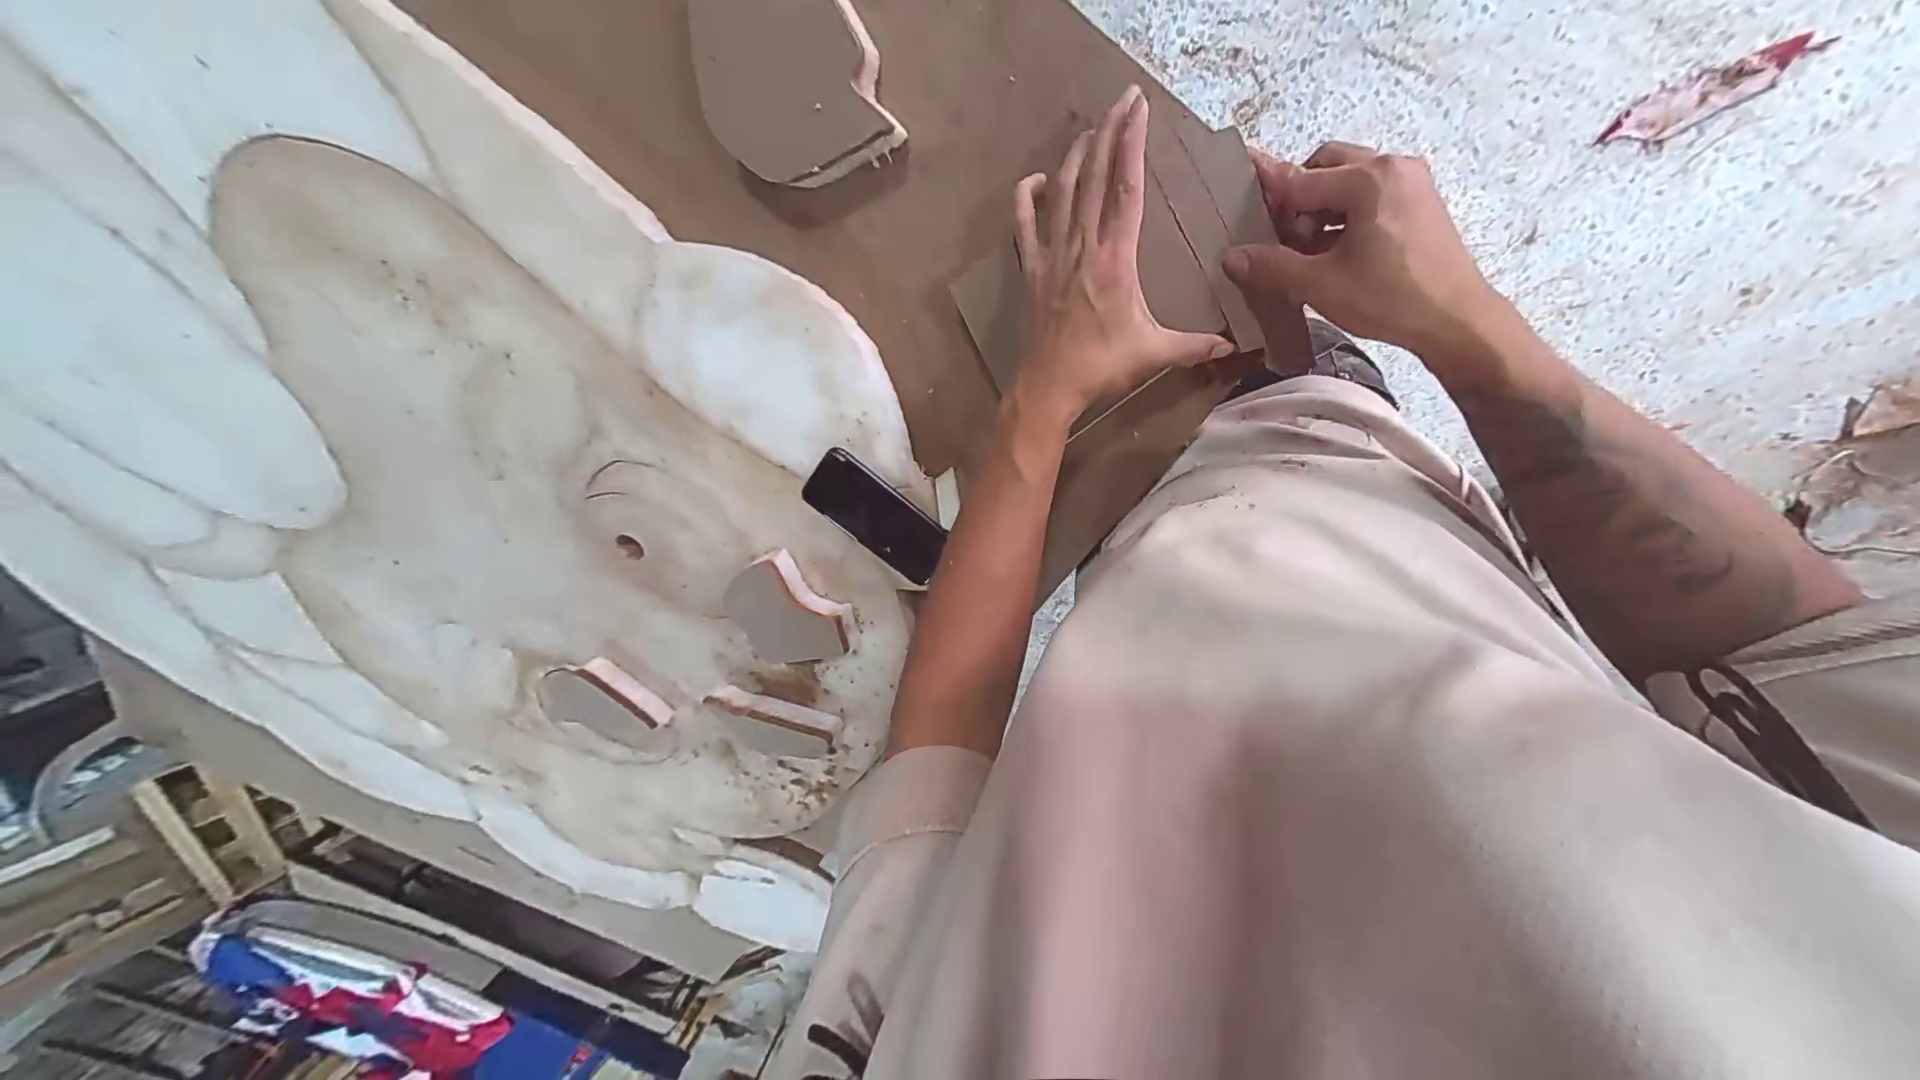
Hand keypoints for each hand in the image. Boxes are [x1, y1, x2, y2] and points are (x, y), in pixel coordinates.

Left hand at [1011, 87, 1232, 419]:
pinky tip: (1035, 181)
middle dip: (1109, 133)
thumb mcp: (1153, 354)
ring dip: (1075, 157)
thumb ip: (1193, 346)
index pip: (1127, 189)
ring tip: (1091, 130)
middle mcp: (1083, 248)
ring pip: (1062, 194)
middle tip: (1122, 100)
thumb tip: (1231, 348)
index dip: (1133, 144)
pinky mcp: (1032, 272)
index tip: (1139, 109)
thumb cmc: (1100, 367)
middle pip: (1095, 178)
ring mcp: (1053, 257)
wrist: (1048, 387)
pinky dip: (1026, 199)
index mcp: (1116, 260)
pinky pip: (1024, 226)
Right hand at [1223, 142, 1509, 363]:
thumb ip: (1272, 266)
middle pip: (1326, 167)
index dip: (1266, 185)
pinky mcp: (1417, 205)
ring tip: (1303, 251)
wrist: (1454, 319)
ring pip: (1346, 182)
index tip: (1241, 170)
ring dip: (1317, 209)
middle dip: (1296, 196)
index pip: (1300, 179)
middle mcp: (1392, 169)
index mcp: (1368, 180)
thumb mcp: (1319, 285)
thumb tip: (1232, 257)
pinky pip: (1367, 197)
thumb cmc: (1388, 298)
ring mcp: (1410, 184)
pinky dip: (1341, 216)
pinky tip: (1329, 253)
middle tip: (1279, 236)